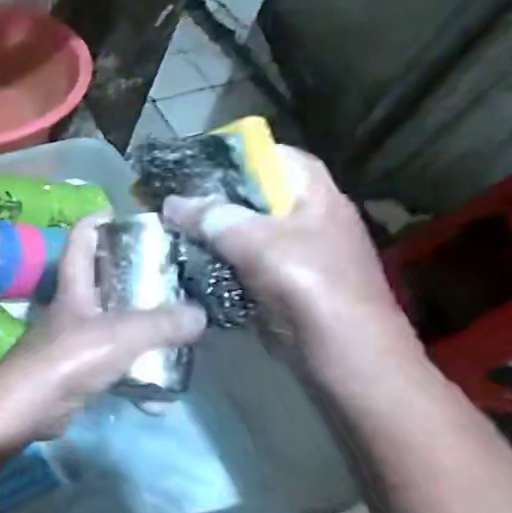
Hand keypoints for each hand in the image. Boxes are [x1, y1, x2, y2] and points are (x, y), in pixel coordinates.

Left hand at [0, 216, 206, 448]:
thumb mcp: (121, 335)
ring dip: (143, 337)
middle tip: (170, 276)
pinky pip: (113, 369)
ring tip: (181, 338)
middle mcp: (70, 313)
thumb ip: (162, 324)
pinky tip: (159, 397)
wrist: (27, 409)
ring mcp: (70, 345)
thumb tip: (200, 315)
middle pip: (101, 287)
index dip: (93, 224)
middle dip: (132, 279)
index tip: (116, 212)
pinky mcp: (74, 376)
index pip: (79, 245)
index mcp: (72, 292)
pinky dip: (135, 379)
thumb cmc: (67, 360)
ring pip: (113, 331)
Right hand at [160, 144, 417, 366]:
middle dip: (211, 197)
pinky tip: (183, 265)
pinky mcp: (278, 284)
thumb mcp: (260, 244)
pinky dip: (213, 262)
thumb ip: (214, 218)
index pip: (276, 156)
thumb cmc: (312, 289)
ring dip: (207, 232)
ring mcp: (293, 253)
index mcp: (315, 196)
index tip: (191, 166)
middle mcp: (305, 218)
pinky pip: (238, 262)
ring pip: (242, 231)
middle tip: (166, 201)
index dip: (236, 156)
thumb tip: (172, 203)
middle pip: (253, 195)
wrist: (345, 356)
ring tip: (166, 231)